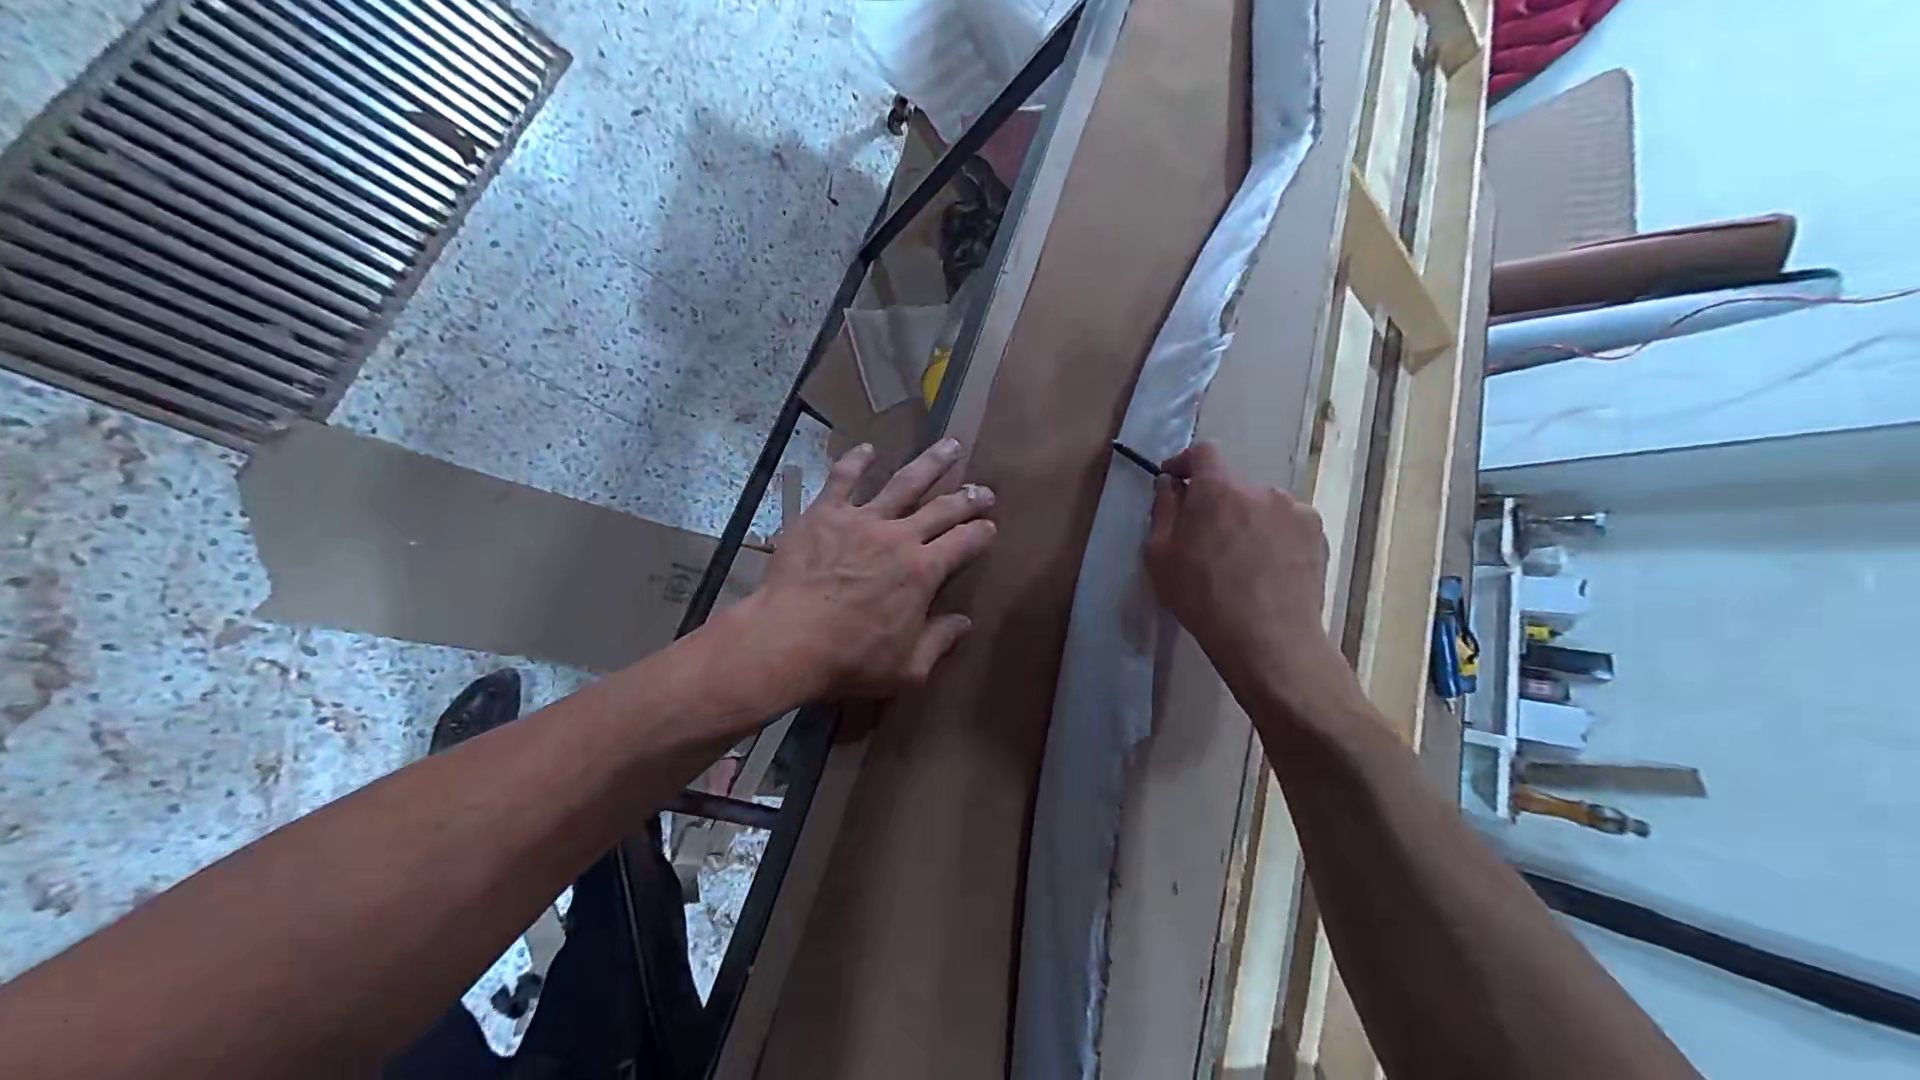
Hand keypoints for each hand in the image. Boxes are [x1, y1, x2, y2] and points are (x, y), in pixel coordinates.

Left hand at [736, 438, 995, 703]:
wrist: (788, 640)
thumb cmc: (851, 660)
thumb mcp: (908, 668)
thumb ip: (940, 641)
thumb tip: (964, 623)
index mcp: (924, 571)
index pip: (964, 543)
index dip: (981, 533)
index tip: (990, 527)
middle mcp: (900, 537)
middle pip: (943, 509)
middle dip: (969, 497)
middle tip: (984, 489)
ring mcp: (862, 520)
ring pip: (904, 483)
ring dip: (930, 463)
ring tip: (949, 446)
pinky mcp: (826, 514)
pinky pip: (843, 479)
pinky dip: (856, 461)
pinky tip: (867, 449)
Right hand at [1145, 441, 1338, 693]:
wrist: (1268, 638)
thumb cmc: (1202, 597)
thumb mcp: (1161, 556)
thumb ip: (1163, 510)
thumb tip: (1170, 484)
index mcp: (1217, 489)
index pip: (1203, 452)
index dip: (1186, 462)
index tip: (1175, 482)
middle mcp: (1259, 489)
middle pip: (1231, 485)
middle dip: (1215, 503)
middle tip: (1205, 540)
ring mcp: (1294, 509)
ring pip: (1260, 505)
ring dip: (1246, 520)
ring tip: (1241, 560)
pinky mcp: (1317, 532)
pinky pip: (1285, 523)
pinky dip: (1272, 535)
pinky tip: (1266, 567)